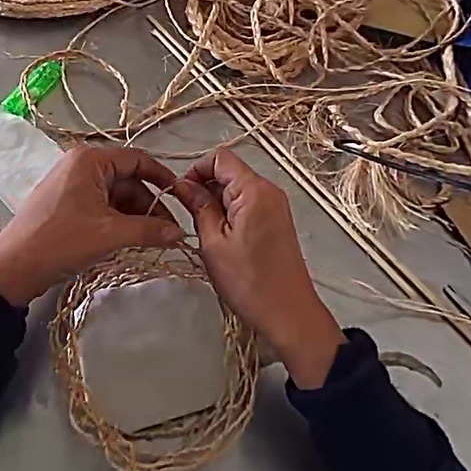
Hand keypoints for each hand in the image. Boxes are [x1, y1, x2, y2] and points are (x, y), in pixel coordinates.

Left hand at [0, 146, 183, 305]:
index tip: (182, 198)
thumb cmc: (60, 241)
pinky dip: (118, 221)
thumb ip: (150, 230)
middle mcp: (81, 166)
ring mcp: (72, 185)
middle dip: (149, 205)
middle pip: (128, 180)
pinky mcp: (66, 205)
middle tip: (167, 230)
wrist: (12, 270)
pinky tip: (129, 240)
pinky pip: (102, 206)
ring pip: (116, 196)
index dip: (163, 178)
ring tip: (150, 240)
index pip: (138, 160)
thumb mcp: (110, 235)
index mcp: (90, 160)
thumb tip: (179, 232)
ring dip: (134, 216)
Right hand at [173, 150, 344, 388]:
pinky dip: (231, 213)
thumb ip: (199, 207)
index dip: (196, 170)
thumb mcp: (213, 243)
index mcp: (254, 190)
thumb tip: (184, 185)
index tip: (181, 194)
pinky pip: (248, 203)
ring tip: (206, 233)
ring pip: (238, 189)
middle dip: (205, 188)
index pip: (220, 158)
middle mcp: (269, 190)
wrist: (288, 312)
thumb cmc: (249, 281)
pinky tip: (222, 238)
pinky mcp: (277, 220)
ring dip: (217, 203)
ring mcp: (276, 205)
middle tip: (190, 218)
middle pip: (230, 171)